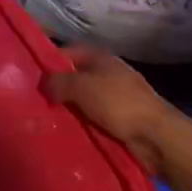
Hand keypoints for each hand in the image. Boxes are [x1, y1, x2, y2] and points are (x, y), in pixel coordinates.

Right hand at [42, 47, 178, 172]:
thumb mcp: (78, 86)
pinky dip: (83, 122)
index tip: (33, 76)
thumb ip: (55, 81)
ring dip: (70, 107)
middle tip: (38, 99)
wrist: (158, 138)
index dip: (50, 61)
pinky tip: (69, 128)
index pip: (68, 51)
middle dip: (58, 87)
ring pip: (83, 99)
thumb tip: (44, 86)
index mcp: (101, 58)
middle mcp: (109, 74)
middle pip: (75, 76)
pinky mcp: (123, 119)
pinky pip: (94, 117)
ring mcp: (118, 97)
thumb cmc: (117, 103)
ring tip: (49, 116)